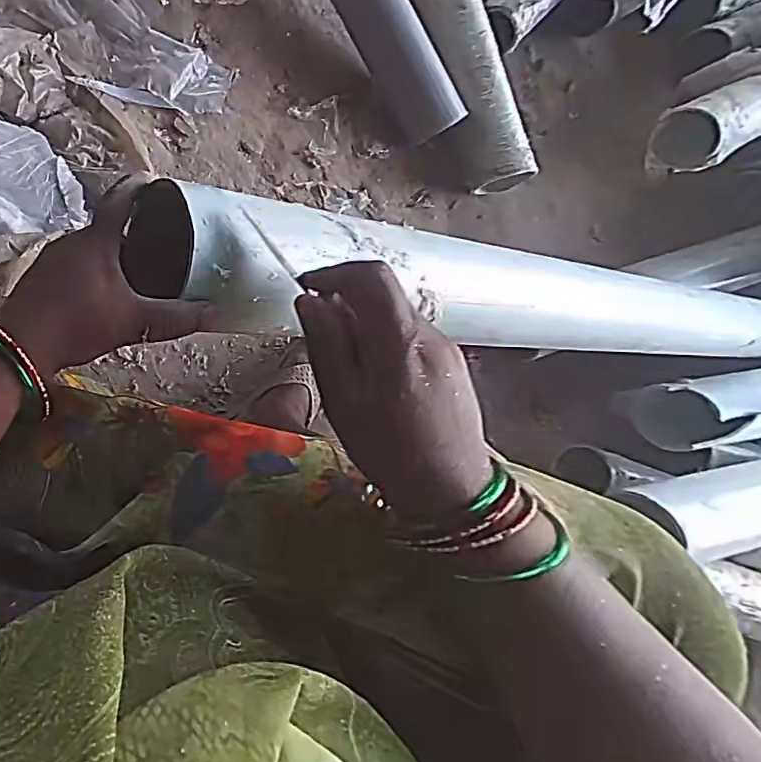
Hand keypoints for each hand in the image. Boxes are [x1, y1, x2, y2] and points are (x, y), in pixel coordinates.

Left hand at [0, 176, 213, 371]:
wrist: (19, 347)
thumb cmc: (78, 323)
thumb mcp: (133, 321)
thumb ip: (174, 317)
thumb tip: (214, 314)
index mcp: (96, 240)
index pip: (121, 199)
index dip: (140, 186)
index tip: (156, 182)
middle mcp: (71, 241)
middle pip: (105, 225)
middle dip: (129, 229)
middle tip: (155, 239)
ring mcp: (51, 258)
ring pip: (88, 246)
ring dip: (108, 252)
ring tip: (132, 266)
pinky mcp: (40, 276)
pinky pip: (72, 262)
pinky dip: (90, 268)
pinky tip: (100, 290)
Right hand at [294, 261, 495, 518]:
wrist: (452, 489)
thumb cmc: (389, 451)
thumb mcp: (343, 401)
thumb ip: (327, 344)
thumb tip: (309, 300)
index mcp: (400, 345)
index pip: (372, 277)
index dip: (335, 272)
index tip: (308, 286)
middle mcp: (429, 335)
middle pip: (383, 290)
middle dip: (344, 295)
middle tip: (318, 325)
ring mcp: (445, 344)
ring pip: (395, 310)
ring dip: (363, 316)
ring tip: (344, 356)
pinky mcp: (451, 356)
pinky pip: (409, 329)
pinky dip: (382, 333)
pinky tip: (372, 368)